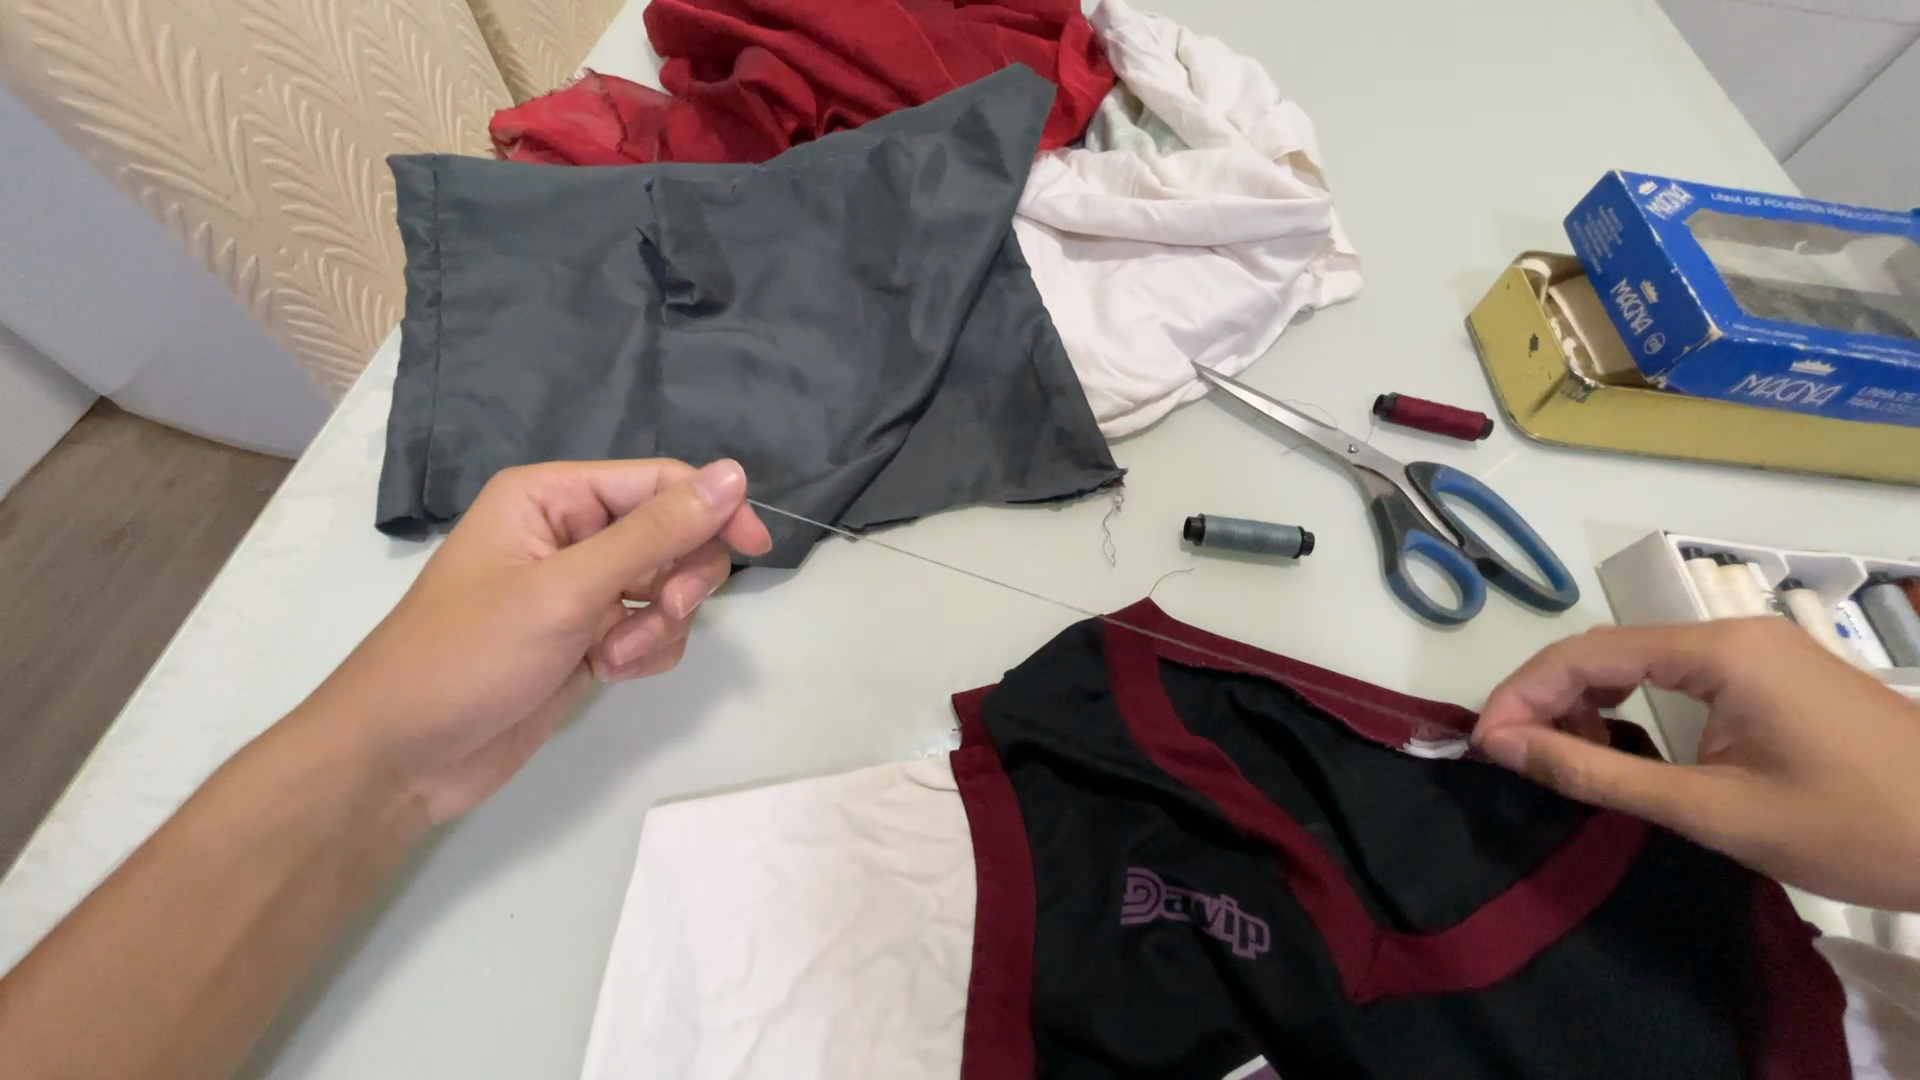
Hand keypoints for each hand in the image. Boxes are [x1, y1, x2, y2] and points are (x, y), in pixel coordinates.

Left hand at [299, 459, 770, 825]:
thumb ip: (656, 531)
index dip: (714, 509)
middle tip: (662, 610)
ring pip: (671, 586)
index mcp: (555, 498)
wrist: (403, 761)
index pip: (662, 482)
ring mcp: (585, 589)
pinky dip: (646, 651)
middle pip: (675, 535)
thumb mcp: (568, 588)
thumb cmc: (468, 657)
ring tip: (613, 657)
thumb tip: (734, 475)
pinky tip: (608, 672)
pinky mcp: (593, 636)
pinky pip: (655, 628)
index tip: (757, 546)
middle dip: (679, 579)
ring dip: (658, 624)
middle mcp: (574, 534)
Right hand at [1472, 619, 1919, 910]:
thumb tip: (1499, 745)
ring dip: (1580, 702)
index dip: (1521, 695)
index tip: (1485, 742)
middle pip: (1600, 652)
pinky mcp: (1766, 675)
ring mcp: (1751, 652)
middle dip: (1544, 698)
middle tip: (1511, 751)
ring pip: (1628, 662)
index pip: (1581, 656)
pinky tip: (1615, 741)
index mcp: (1716, 652)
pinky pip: (1666, 674)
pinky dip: (1623, 705)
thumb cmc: (1866, 829)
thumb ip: (1595, 772)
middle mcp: (1727, 635)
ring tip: (1558, 752)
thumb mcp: (1714, 811)